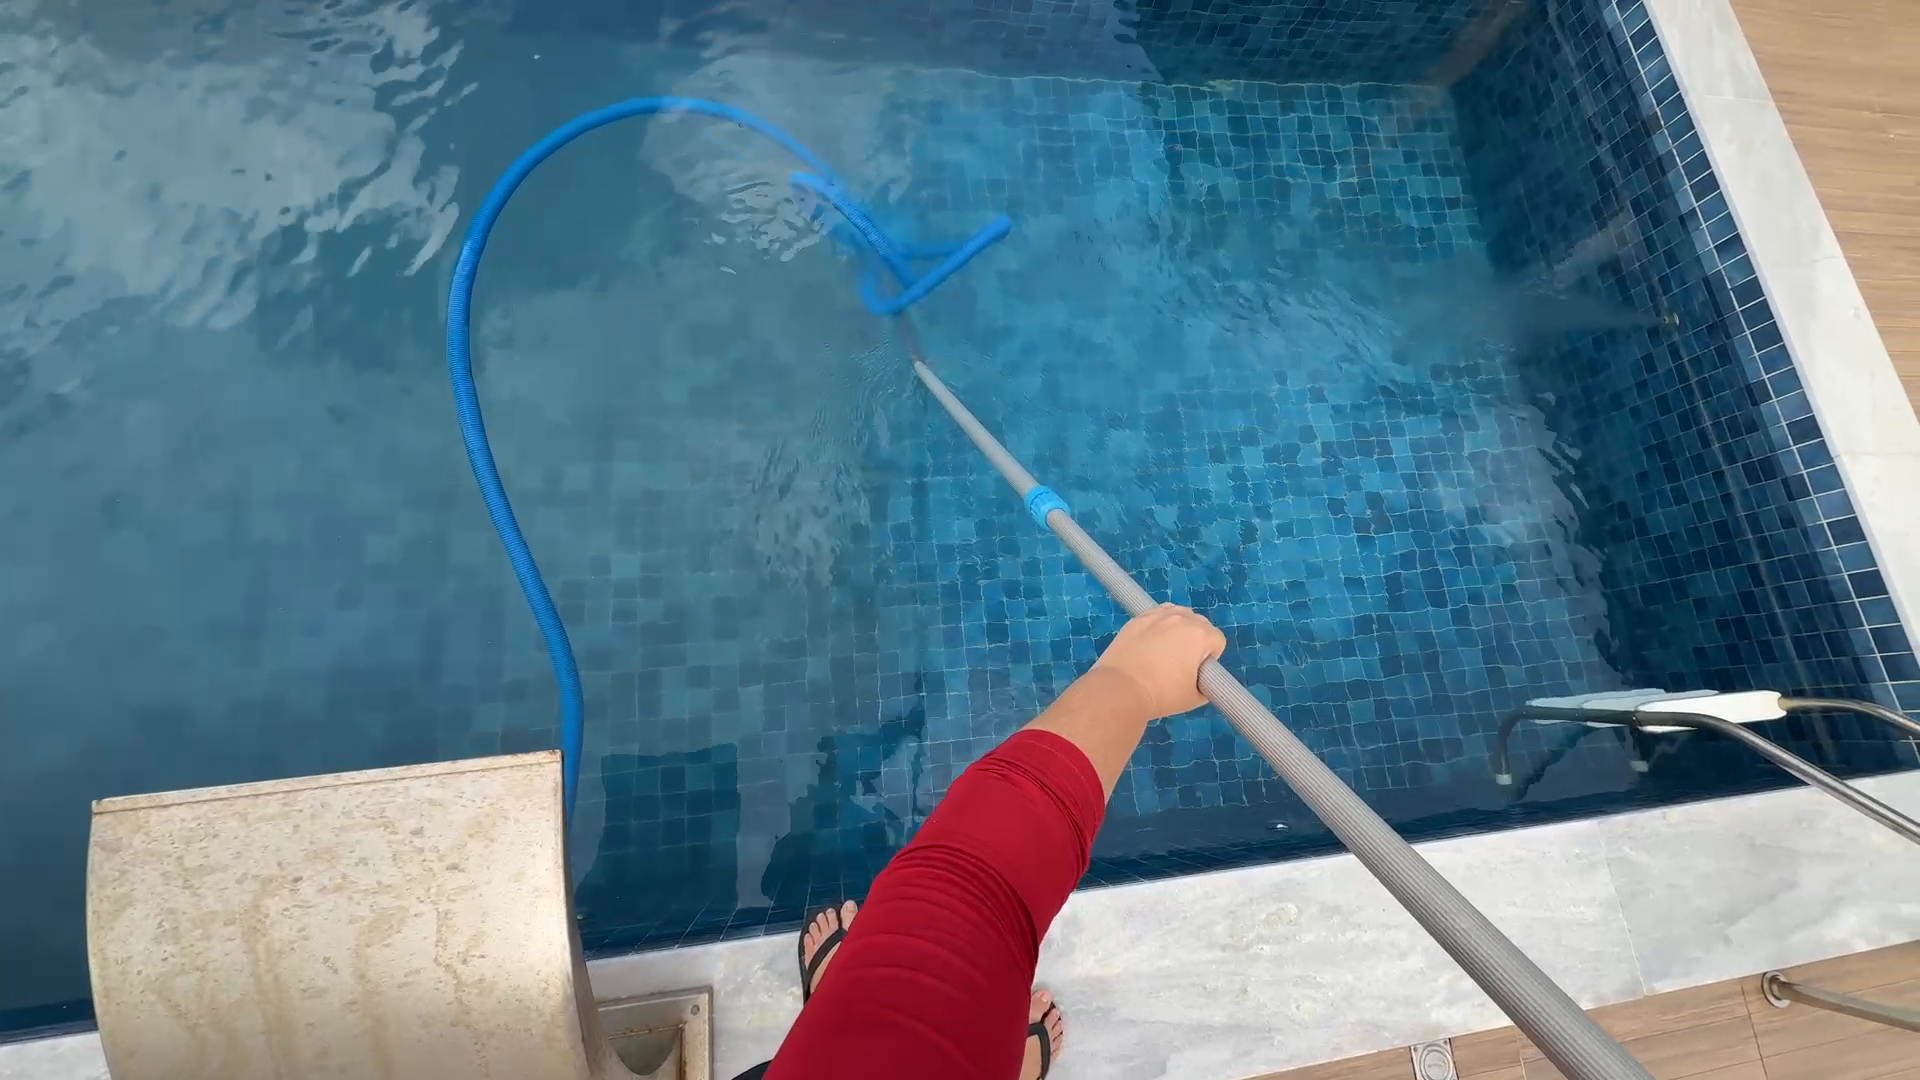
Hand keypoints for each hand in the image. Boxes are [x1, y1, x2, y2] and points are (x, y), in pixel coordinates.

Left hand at [1090, 604, 1226, 719]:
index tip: (1196, 672)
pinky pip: (1157, 615)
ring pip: (1179, 614)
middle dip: (1196, 641)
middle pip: (1200, 624)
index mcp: (1199, 634)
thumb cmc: (1162, 693)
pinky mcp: (1137, 618)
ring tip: (1167, 650)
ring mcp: (1156, 615)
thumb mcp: (1196, 696)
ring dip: (1179, 628)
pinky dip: (1159, 625)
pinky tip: (1151, 642)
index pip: (1217, 640)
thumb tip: (1200, 675)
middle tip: (1181, 663)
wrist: (1120, 688)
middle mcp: (1180, 618)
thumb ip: (1207, 682)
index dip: (1210, 658)